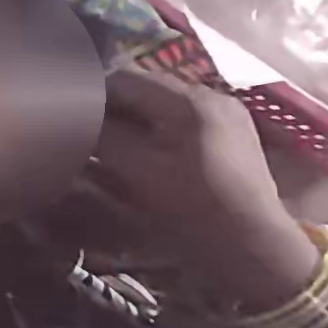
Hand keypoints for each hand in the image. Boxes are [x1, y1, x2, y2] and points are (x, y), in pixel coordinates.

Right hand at [68, 70, 320, 310]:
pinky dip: (155, 125)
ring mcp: (226, 110)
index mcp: (189, 101)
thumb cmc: (194, 212)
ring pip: (160, 101)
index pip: (123, 78)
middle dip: (112, 105)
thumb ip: (101, 135)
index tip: (69, 116)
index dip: (92, 94)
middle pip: (144, 86)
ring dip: (132, 115)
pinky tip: (146, 149)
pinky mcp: (232, 129)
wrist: (257, 249)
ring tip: (112, 141)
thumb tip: (70, 116)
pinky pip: (180, 115)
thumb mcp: (137, 172)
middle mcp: (211, 93)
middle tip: (87, 130)